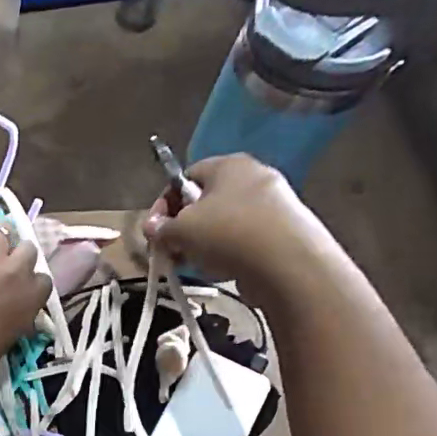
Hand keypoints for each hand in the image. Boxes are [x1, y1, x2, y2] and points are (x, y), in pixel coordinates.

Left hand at [0, 197, 50, 388]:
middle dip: (15, 258)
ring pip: (0, 232)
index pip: (43, 278)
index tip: (19, 290)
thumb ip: (18, 319)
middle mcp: (15, 273)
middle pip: (27, 249)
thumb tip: (19, 313)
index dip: (30, 282)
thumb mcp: (7, 342)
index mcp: (31, 300)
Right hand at [141, 155, 335, 285]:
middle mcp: (252, 176)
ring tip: (197, 266)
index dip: (165, 204)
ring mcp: (271, 204)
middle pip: (205, 202)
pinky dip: (228, 255)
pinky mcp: (282, 232)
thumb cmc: (228, 234)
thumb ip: (161, 228)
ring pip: (223, 224)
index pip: (185, 176)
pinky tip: (223, 271)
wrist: (286, 263)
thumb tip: (150, 227)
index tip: (155, 231)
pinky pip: (244, 241)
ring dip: (204, 245)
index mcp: (228, 164)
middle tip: (172, 253)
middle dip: (184, 228)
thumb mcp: (182, 230)